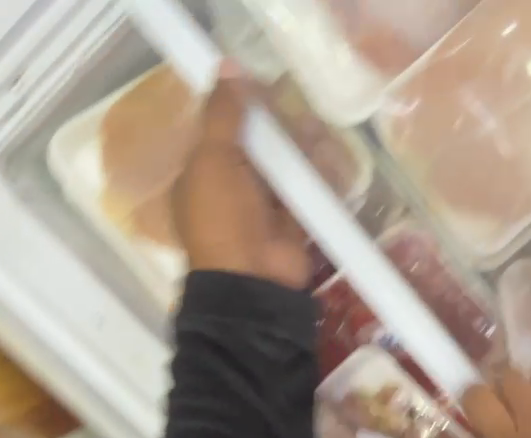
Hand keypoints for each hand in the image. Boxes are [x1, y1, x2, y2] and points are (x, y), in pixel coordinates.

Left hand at [174, 64, 312, 288]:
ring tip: (318, 126)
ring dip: (300, 148)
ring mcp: (264, 209)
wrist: (254, 279)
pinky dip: (319, 177)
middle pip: (255, 148)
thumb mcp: (214, 158)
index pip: (218, 131)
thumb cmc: (223, 217)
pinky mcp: (294, 224)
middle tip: (294, 102)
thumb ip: (224, 114)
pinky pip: (307, 194)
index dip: (237, 106)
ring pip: (283, 169)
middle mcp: (231, 188)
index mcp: (200, 173)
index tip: (260, 85)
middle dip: (275, 126)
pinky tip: (330, 157)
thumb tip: (230, 64)